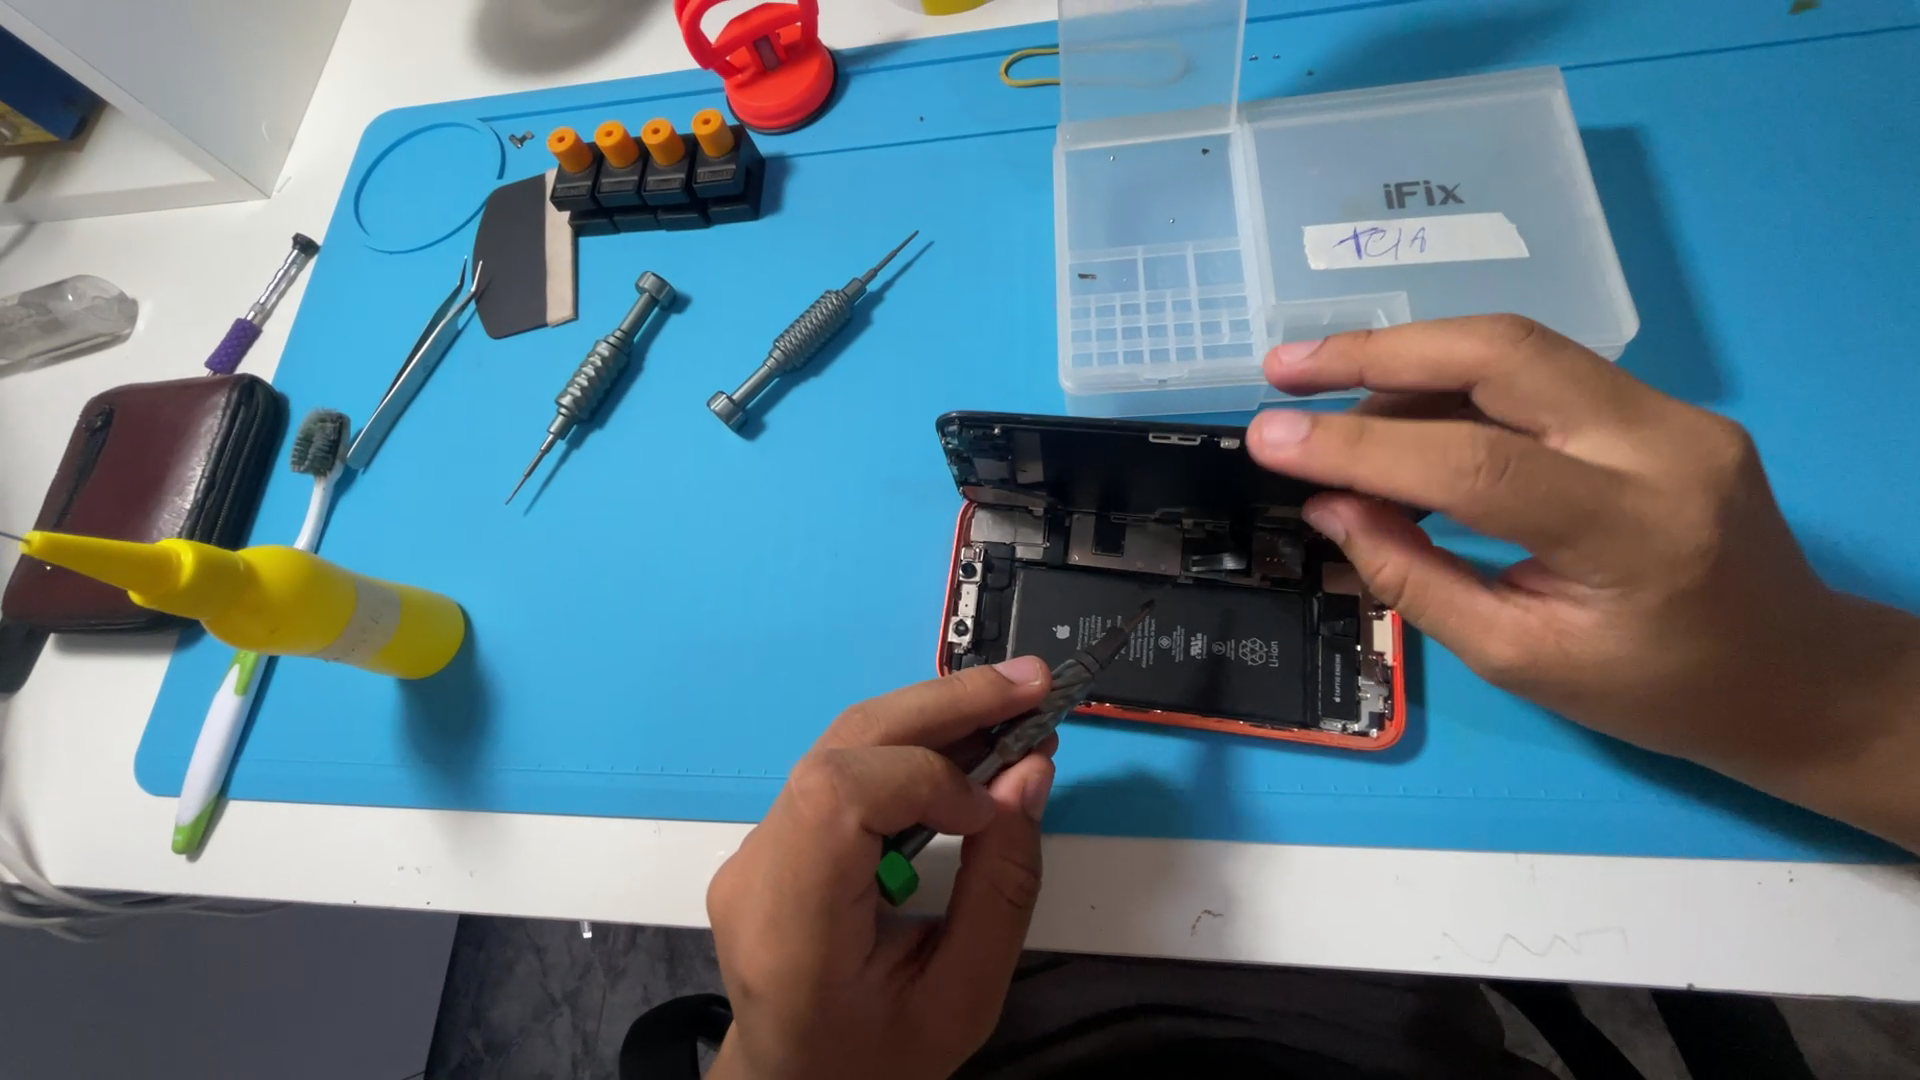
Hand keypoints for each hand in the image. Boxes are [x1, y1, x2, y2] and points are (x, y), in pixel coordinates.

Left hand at [706, 657, 1057, 1079]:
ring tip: (1016, 701)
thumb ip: (1002, 887)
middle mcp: (760, 861)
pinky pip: (852, 759)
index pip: (840, 794)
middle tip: (1034, 682)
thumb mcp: (963, 1001)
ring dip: (940, 711)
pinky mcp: (781, 825)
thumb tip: (1029, 771)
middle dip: (949, 703)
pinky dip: (920, 740)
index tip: (990, 807)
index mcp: (790, 924)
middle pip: (848, 739)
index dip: (926, 776)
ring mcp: (760, 837)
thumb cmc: (877, 1062)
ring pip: (850, 736)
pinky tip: (972, 736)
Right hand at [1247, 316, 1919, 847]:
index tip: (1267, 438)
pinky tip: (1388, 415)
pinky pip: (1528, 371)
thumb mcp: (1511, 656)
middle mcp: (1660, 444)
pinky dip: (1440, 384)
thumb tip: (1326, 508)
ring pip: (1512, 346)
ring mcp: (1665, 413)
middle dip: (1375, 352)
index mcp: (1630, 530)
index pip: (1472, 463)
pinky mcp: (1651, 406)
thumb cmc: (1648, 688)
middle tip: (1284, 368)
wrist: (1795, 674)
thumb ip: (1410, 577)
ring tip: (1317, 395)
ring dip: (1399, 361)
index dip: (1357, 446)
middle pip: (1502, 353)